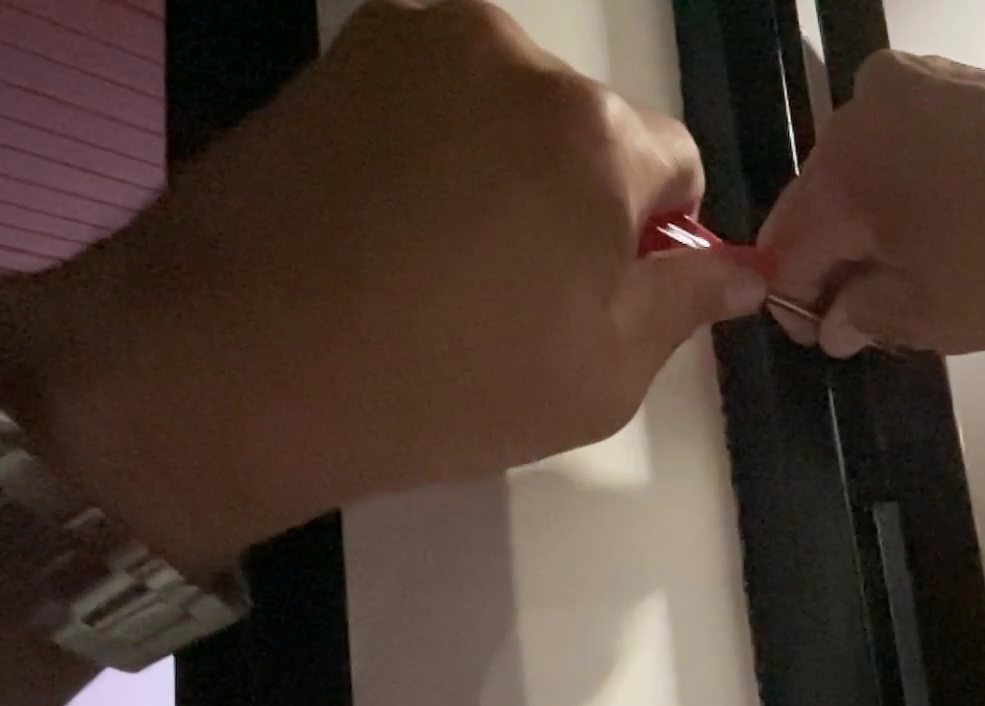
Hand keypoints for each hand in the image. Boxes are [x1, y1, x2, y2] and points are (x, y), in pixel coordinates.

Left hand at [0, 0, 766, 576]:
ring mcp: (410, 42)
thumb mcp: (611, 370)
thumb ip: (691, 301)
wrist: (234, 368)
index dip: (665, 238)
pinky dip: (453, 160)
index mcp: (595, 133)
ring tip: (464, 268)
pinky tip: (409, 234)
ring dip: (523, 179)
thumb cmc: (458, 383)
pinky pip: (443, 107)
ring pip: (519, 117)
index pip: (681, 166)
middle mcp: (510, 54)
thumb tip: (749, 272)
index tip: (619, 295)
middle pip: (598, 135)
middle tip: (539, 294)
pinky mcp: (335, 60)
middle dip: (593, 204)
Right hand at [759, 49, 984, 357]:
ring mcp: (926, 83)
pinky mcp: (975, 83)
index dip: (795, 302)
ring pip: (874, 174)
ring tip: (907, 284)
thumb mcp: (932, 315)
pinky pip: (916, 151)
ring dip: (877, 232)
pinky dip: (915, 200)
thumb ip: (866, 316)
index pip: (790, 246)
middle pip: (828, 201)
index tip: (813, 340)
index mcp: (844, 166)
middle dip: (837, 263)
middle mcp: (869, 105)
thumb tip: (834, 320)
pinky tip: (942, 237)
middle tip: (861, 321)